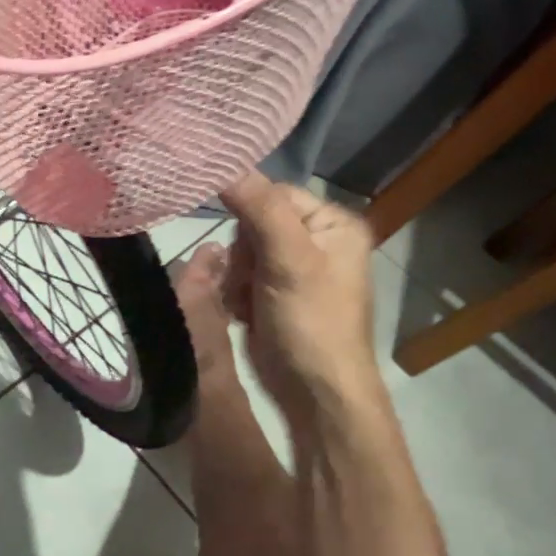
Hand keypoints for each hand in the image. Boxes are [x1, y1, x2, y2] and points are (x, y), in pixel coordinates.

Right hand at [216, 173, 379, 413]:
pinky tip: (244, 312)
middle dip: (242, 254)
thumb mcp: (288, 260)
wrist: (315, 395)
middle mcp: (316, 238)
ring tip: (249, 303)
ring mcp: (295, 267)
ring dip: (236, 277)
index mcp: (333, 223)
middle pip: (251, 221)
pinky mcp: (275, 292)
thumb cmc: (312, 323)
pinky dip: (235, 293)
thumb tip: (223, 161)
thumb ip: (259, 207)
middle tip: (253, 282)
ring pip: (239, 250)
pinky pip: (239, 274)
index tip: (248, 250)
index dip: (248, 216)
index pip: (272, 193)